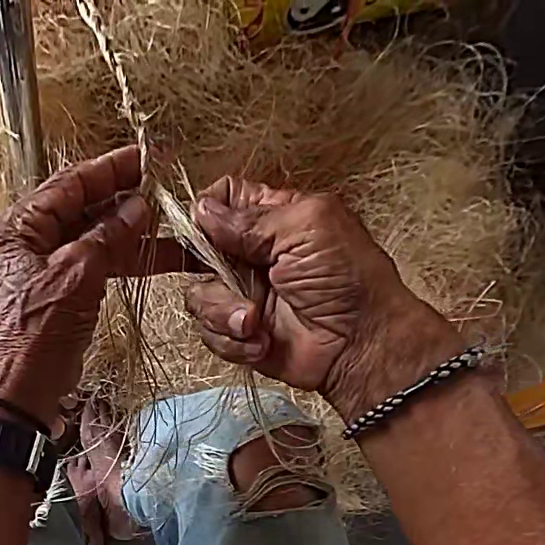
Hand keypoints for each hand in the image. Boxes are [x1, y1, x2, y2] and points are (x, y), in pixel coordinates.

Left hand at [0, 145, 185, 430]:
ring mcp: (50, 264)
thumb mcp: (79, 271)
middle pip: (85, 208)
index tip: (144, 157)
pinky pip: (99, 262)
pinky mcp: (66, 288)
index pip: (70, 183)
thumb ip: (109, 233)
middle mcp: (32, 240)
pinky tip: (154, 251)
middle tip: (163, 188)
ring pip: (97, 236)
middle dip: (125, 200)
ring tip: (168, 223)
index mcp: (22, 227)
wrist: (33, 380)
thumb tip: (139, 206)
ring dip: (132, 231)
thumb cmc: (44, 327)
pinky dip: (124, 257)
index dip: (109, 169)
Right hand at [184, 177, 464, 421]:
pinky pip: (209, 333)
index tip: (200, 227)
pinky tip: (261, 342)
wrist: (356, 343)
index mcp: (270, 220)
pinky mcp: (236, 333)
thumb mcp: (306, 228)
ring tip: (253, 322)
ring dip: (222, 312)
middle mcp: (248, 256)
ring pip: (198, 298)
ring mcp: (239, 296)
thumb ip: (252, 220)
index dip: (204, 211)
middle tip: (188, 271)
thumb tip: (202, 210)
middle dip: (191, 265)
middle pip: (195, 252)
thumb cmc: (346, 278)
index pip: (222, 200)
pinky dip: (232, 341)